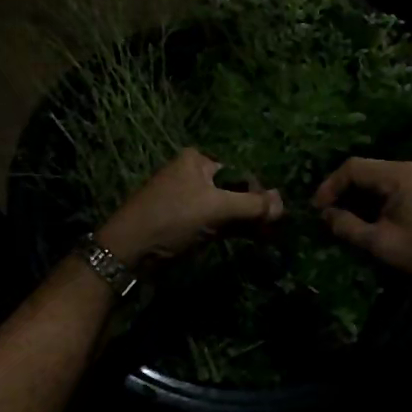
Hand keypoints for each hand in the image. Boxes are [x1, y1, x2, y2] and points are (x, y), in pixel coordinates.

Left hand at [97, 149, 283, 265]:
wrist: (128, 250)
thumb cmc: (171, 219)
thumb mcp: (216, 208)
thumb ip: (252, 204)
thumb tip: (283, 204)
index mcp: (198, 160)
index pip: (242, 173)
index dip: (260, 193)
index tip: (274, 217)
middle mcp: (194, 175)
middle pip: (236, 190)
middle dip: (255, 209)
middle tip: (273, 230)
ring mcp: (189, 200)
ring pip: (228, 209)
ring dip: (246, 222)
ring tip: (266, 238)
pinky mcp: (186, 223)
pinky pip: (217, 222)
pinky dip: (233, 230)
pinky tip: (251, 240)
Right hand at [314, 158, 411, 319]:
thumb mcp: (379, 243)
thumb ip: (346, 226)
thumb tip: (324, 215)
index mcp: (401, 174)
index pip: (353, 168)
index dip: (329, 186)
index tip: (316, 210)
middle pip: (365, 170)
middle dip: (342, 191)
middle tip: (326, 215)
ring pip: (377, 179)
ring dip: (357, 197)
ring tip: (342, 219)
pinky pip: (391, 187)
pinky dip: (374, 200)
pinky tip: (366, 220)